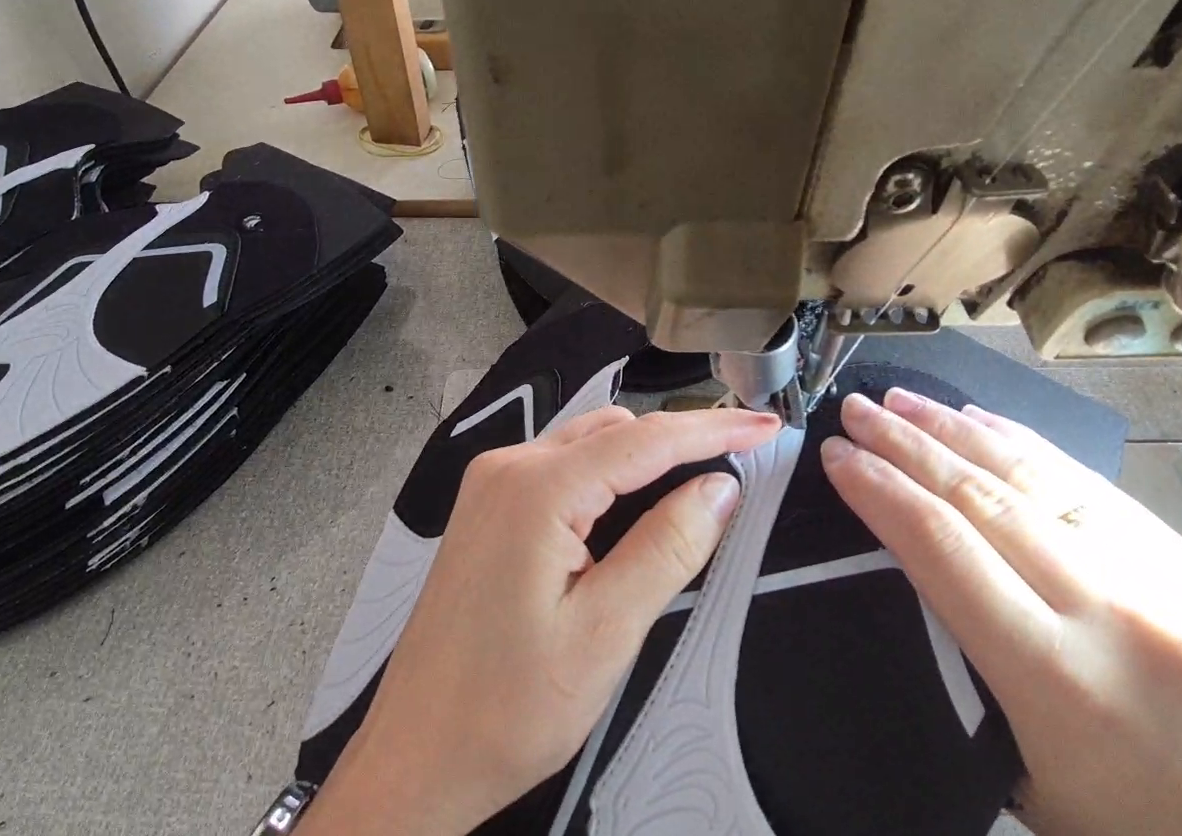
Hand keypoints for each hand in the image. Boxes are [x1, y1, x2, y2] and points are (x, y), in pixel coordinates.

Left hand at [298, 406, 780, 835]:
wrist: (418, 753)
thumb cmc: (502, 711)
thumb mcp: (604, 633)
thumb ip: (668, 549)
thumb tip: (717, 490)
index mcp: (534, 492)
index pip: (645, 439)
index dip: (713, 428)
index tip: (763, 427)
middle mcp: (506, 474)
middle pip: (614, 431)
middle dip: (680, 440)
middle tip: (739, 459)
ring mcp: (490, 490)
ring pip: (588, 447)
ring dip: (644, 459)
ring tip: (697, 486)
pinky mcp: (487, 514)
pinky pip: (561, 471)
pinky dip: (608, 479)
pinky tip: (633, 510)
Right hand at [820, 389, 1181, 835]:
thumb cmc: (1122, 829)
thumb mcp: (1013, 761)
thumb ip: (964, 656)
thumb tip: (913, 557)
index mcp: (1057, 677)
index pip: (943, 547)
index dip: (881, 491)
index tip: (837, 458)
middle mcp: (1115, 610)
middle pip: (983, 499)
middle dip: (906, 445)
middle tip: (856, 411)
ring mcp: (1166, 577)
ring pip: (1038, 479)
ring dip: (959, 432)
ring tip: (904, 401)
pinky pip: (1093, 487)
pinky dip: (1028, 448)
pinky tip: (985, 424)